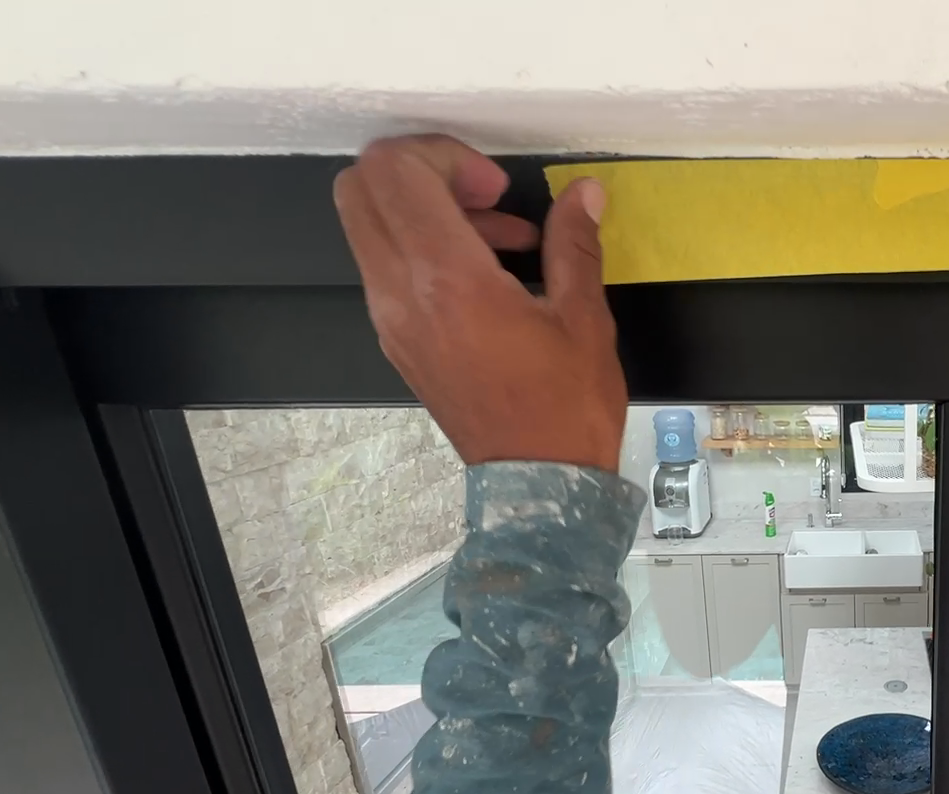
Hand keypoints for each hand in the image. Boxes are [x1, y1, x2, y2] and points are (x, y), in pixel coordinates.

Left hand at [333, 135, 626, 469]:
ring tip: (506, 243)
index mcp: (450, 282)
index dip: (445, 156)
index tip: (498, 187)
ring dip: (428, 214)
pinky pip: (388, 269)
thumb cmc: (569, 409)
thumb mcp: (585, 322)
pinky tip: (489, 280)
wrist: (541, 482)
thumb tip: (583, 195)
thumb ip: (575, 246)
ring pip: (371, 228)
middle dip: (423, 174)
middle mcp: (402, 295)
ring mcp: (391, 321)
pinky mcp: (398, 342)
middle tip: (488, 199)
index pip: (397, 172)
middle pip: (363, 188)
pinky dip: (426, 252)